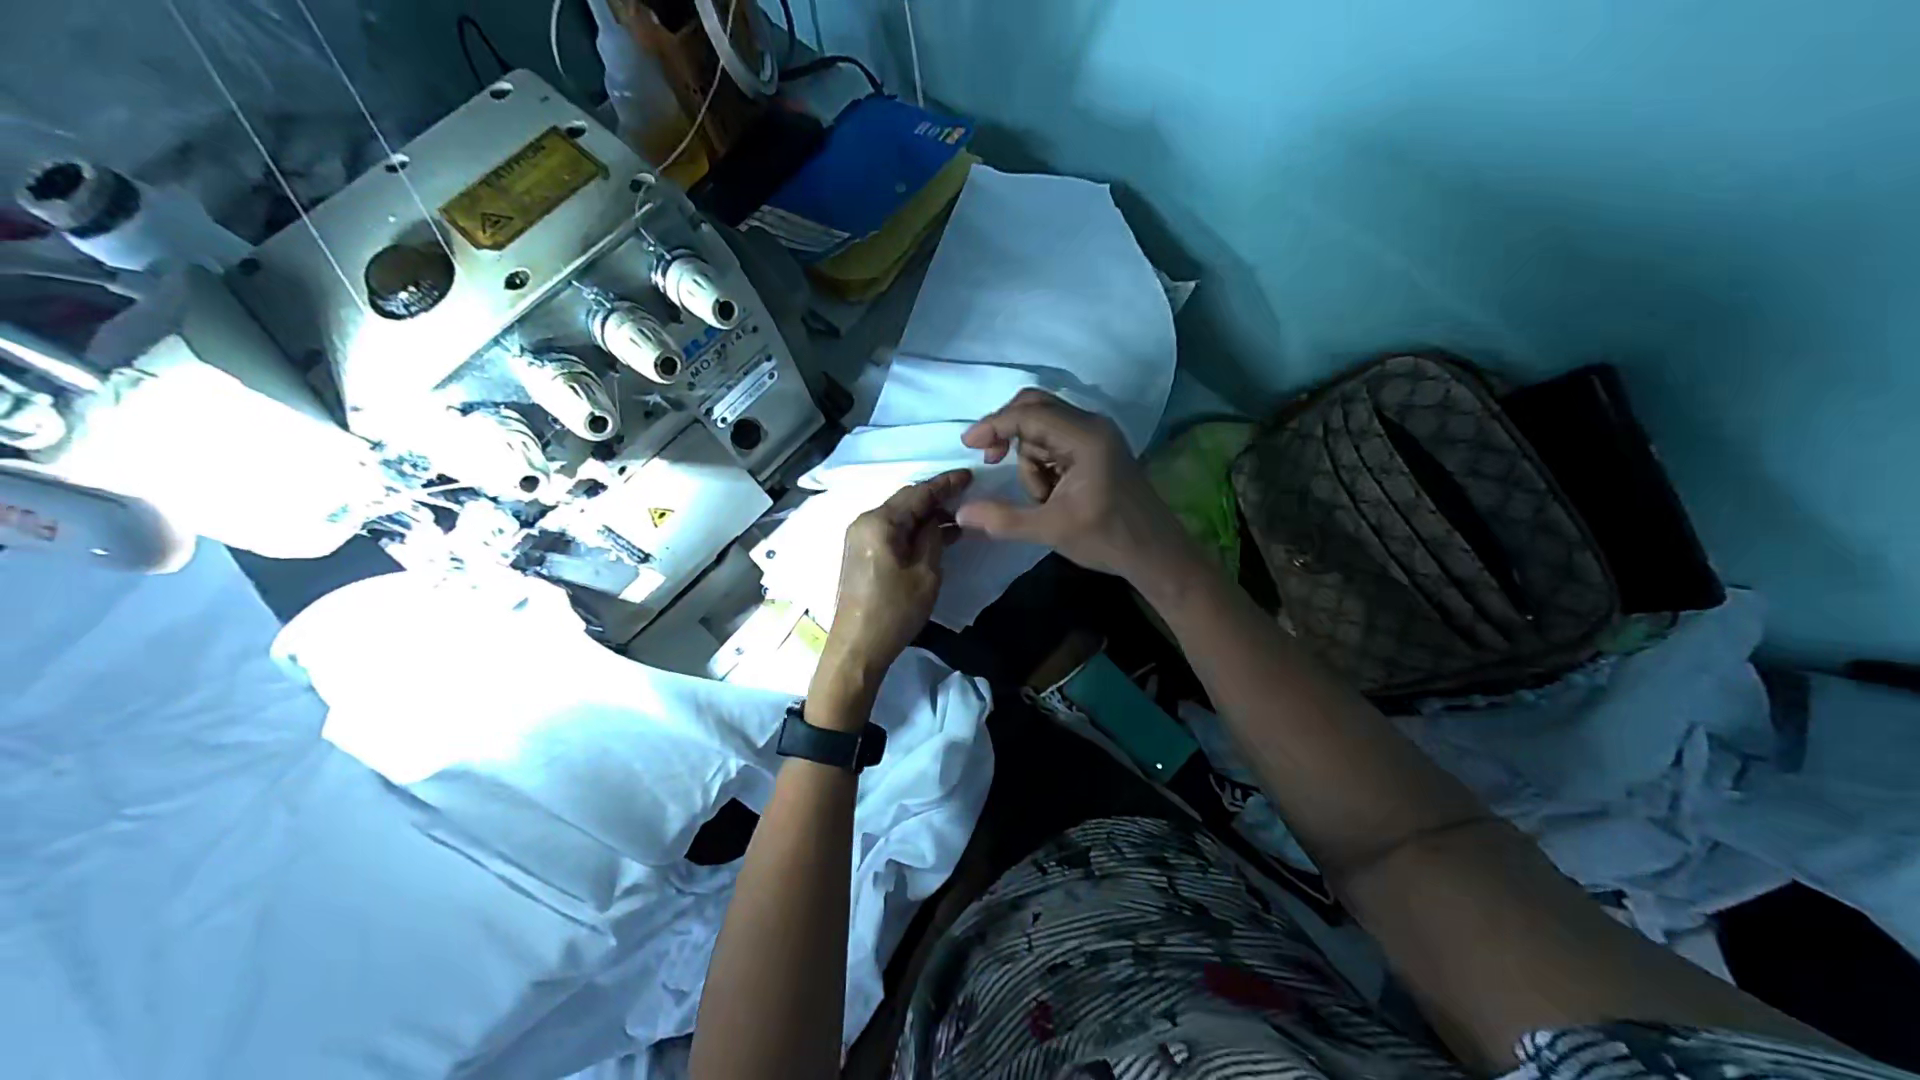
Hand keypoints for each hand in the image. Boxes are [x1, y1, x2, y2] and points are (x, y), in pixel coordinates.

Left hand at [810, 470, 971, 727]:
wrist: (857, 648)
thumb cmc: (894, 610)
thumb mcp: (926, 573)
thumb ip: (933, 537)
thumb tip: (937, 519)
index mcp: (879, 522)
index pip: (917, 493)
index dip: (945, 484)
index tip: (969, 476)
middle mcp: (864, 522)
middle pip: (905, 501)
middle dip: (935, 498)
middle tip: (966, 496)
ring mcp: (858, 538)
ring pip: (898, 516)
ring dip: (925, 516)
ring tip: (956, 519)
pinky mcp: (860, 554)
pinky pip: (890, 531)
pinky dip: (912, 530)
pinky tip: (934, 536)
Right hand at [955, 389, 1198, 589]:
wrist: (1156, 554)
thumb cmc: (1108, 539)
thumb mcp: (1050, 530)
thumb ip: (1003, 519)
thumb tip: (961, 513)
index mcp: (1085, 437)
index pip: (1029, 414)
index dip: (994, 425)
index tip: (968, 445)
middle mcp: (1092, 426)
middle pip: (1036, 408)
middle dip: (1009, 433)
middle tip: (990, 460)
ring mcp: (1097, 436)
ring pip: (1043, 430)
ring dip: (1030, 460)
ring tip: (1042, 499)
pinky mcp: (1097, 450)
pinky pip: (1056, 443)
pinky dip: (1043, 464)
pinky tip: (1050, 494)